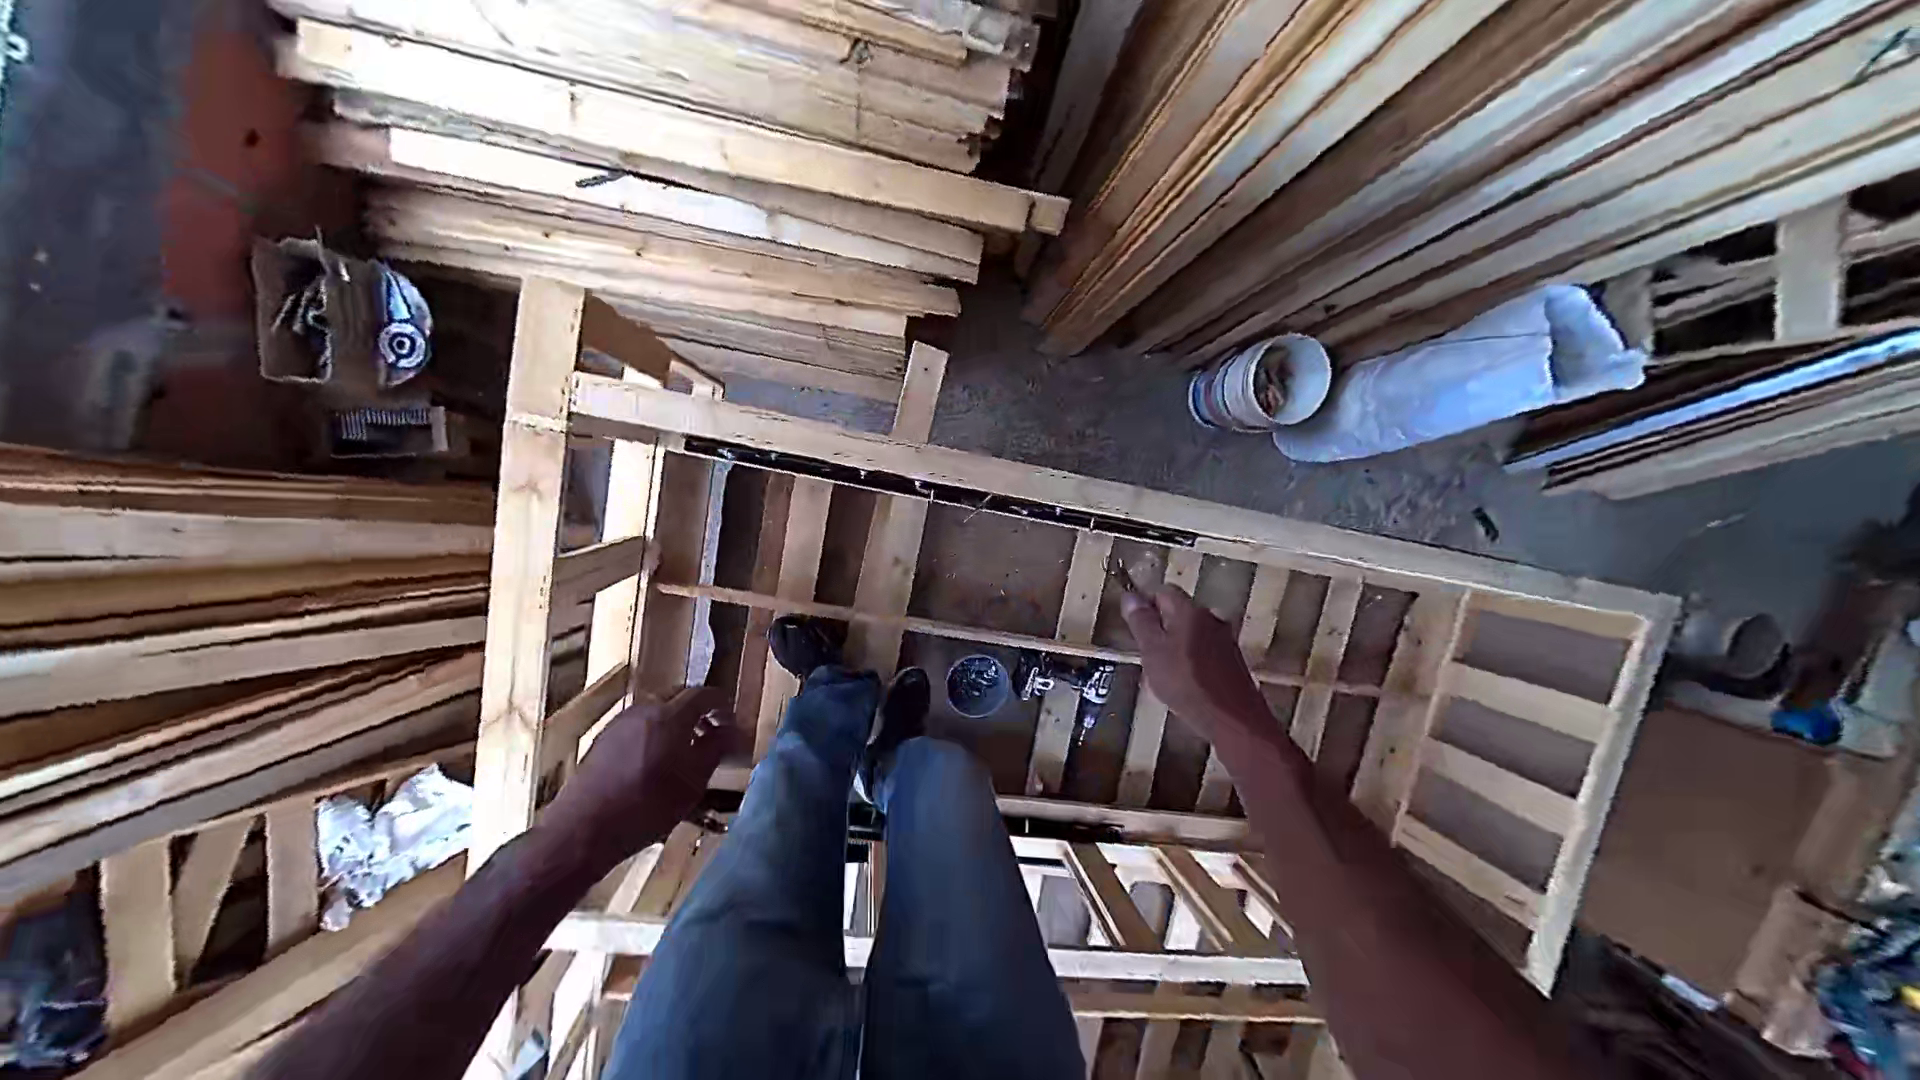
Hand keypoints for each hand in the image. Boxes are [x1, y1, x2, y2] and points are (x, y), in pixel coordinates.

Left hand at [544, 686, 734, 863]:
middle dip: (698, 712)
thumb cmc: (648, 806)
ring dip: (675, 723)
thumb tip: (730, 729)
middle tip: (711, 734)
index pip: (704, 694)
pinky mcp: (602, 741)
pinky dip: (654, 733)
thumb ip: (716, 748)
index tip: (731, 722)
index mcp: (670, 715)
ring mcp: (619, 724)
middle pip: (678, 697)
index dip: (722, 705)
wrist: (582, 831)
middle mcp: (644, 710)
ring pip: (656, 711)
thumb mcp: (694, 781)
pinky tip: (655, 763)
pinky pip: (638, 726)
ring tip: (684, 751)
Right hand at [1121, 585, 1277, 750]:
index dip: (1144, 603)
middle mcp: (1211, 618)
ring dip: (1174, 644)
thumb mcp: (1153, 651)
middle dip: (1159, 626)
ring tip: (1160, 670)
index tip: (1132, 624)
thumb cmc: (1185, 682)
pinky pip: (1204, 650)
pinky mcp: (1233, 662)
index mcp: (1190, 610)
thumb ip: (1141, 622)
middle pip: (1178, 611)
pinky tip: (1183, 682)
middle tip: (1143, 650)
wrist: (1232, 720)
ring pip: (1191, 632)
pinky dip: (1190, 659)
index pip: (1162, 591)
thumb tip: (1130, 596)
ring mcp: (1225, 640)